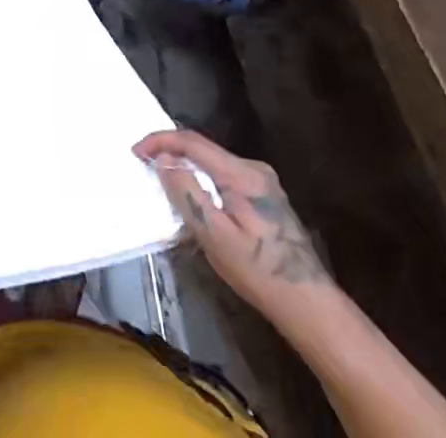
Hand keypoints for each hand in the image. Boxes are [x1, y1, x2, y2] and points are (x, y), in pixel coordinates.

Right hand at [136, 130, 329, 321]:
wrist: (309, 303)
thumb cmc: (257, 270)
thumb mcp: (213, 233)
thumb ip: (187, 191)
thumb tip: (164, 158)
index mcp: (243, 174)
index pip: (192, 142)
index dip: (160, 141)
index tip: (136, 152)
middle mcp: (254, 169)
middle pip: (203, 148)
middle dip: (170, 151)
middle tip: (144, 164)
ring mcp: (262, 182)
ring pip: (212, 161)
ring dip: (185, 165)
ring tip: (162, 178)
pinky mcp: (264, 196)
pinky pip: (223, 175)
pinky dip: (201, 177)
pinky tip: (192, 194)